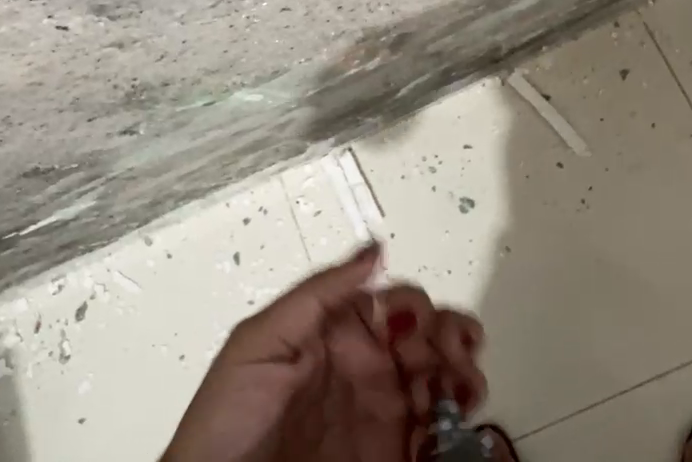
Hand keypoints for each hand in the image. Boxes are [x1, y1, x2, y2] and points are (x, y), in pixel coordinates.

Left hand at [161, 243, 487, 461]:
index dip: (414, 305)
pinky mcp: (390, 452)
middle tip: (455, 351)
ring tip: (463, 385)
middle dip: (449, 334)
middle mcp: (362, 366)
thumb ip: (320, 291)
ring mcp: (378, 411)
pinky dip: (456, 418)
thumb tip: (374, 249)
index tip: (421, 321)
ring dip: (461, 372)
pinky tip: (455, 416)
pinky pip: (436, 430)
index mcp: (335, 333)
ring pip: (439, 378)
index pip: (390, 303)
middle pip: (425, 336)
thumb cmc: (227, 419)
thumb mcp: (261, 340)